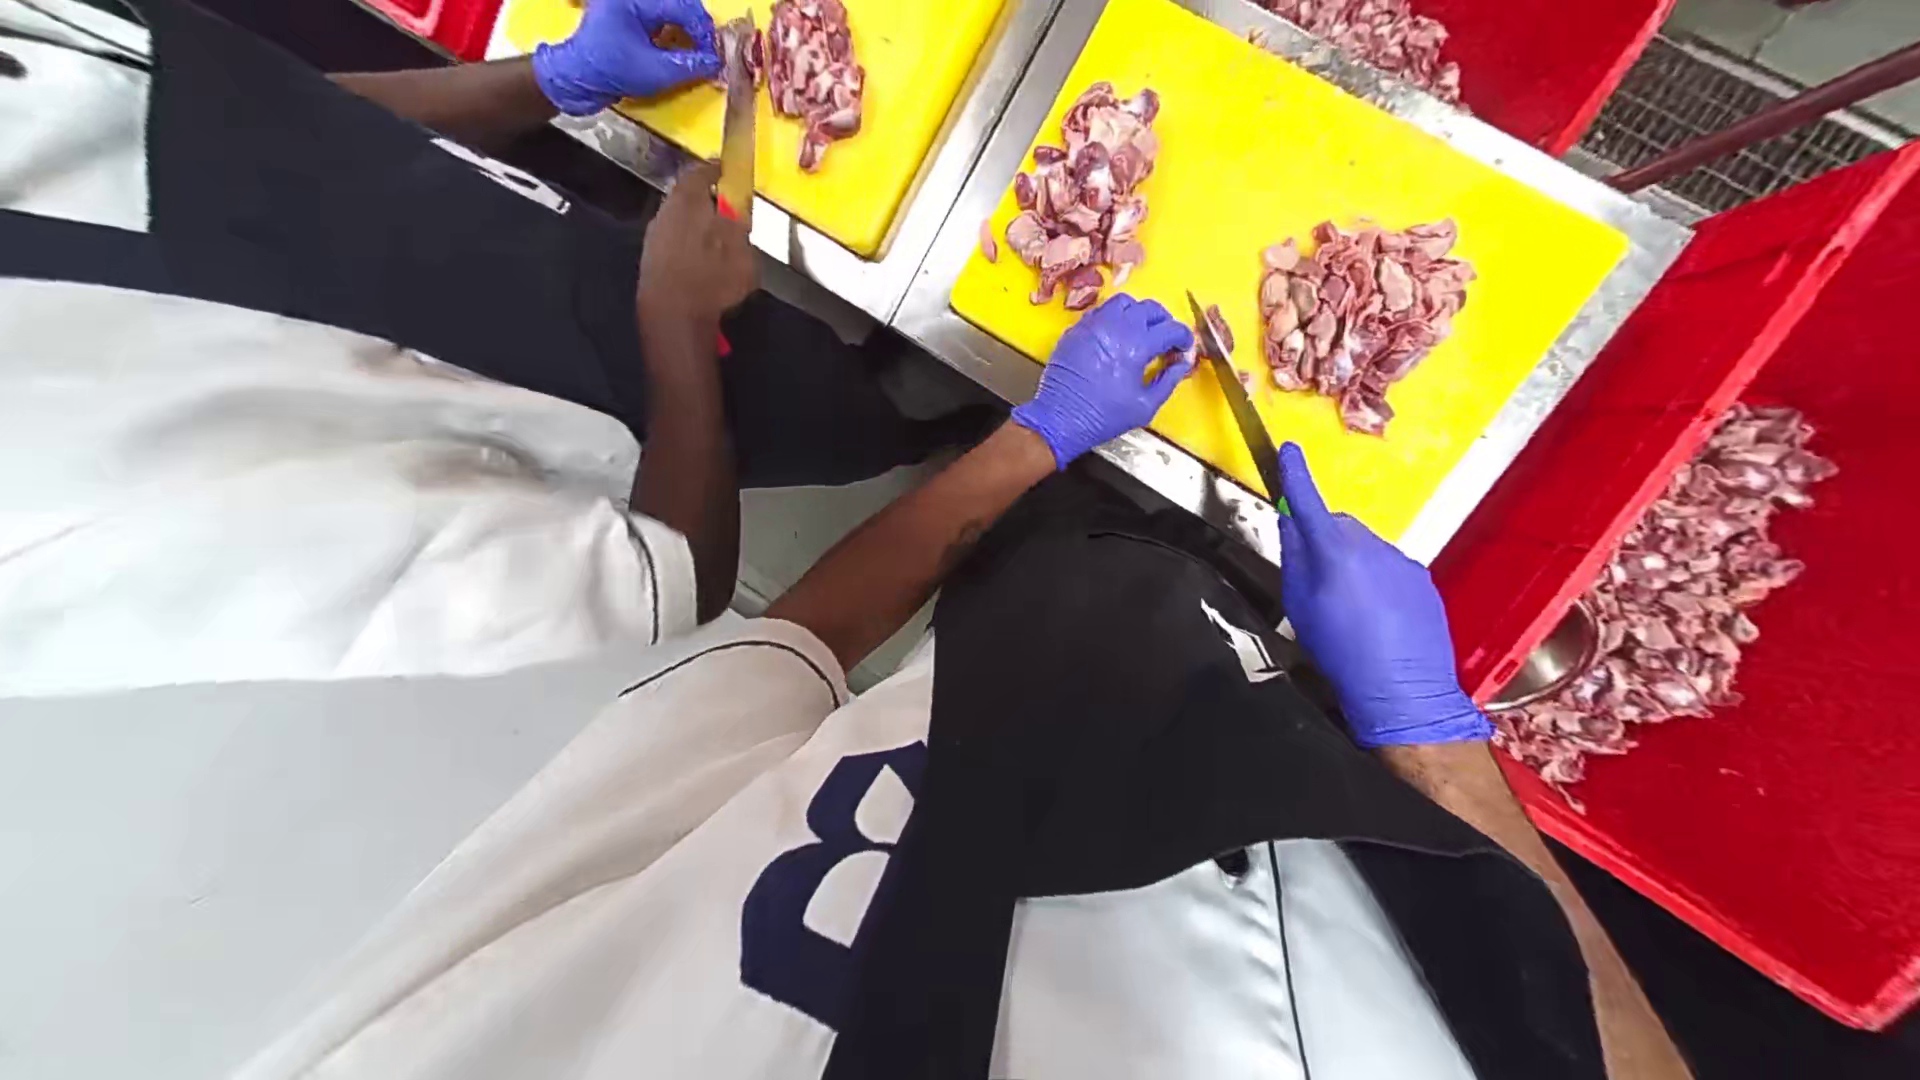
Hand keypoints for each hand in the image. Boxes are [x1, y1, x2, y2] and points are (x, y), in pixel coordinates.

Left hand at [532, 0, 720, 114]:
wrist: (580, 75)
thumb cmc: (612, 70)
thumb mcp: (656, 71)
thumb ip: (689, 65)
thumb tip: (715, 63)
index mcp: (636, 0)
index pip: (683, 7)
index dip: (704, 33)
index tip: (717, 56)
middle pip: (681, 3)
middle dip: (700, 29)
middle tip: (713, 55)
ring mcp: (633, 4)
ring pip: (675, 8)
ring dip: (692, 30)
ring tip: (702, 54)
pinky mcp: (633, 14)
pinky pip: (664, 16)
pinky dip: (679, 31)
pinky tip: (686, 49)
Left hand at [638, 161, 755, 340]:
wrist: (672, 312)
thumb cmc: (712, 276)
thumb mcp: (743, 252)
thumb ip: (741, 231)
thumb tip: (738, 220)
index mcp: (689, 198)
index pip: (702, 171)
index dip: (717, 170)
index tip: (728, 171)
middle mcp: (666, 210)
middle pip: (689, 198)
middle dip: (709, 205)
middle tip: (728, 215)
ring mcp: (655, 236)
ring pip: (682, 223)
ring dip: (699, 231)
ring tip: (719, 248)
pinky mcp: (652, 261)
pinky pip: (677, 247)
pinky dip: (691, 251)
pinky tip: (703, 269)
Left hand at [1011, 294, 1195, 467]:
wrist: (1060, 419)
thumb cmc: (1103, 416)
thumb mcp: (1145, 406)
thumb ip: (1168, 381)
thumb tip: (1182, 364)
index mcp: (1137, 345)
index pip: (1171, 328)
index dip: (1183, 338)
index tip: (1183, 349)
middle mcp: (1116, 327)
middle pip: (1149, 308)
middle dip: (1163, 321)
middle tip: (1164, 339)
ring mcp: (1093, 325)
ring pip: (1123, 303)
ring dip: (1137, 313)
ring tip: (1140, 332)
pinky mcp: (1076, 330)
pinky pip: (1100, 312)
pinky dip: (1114, 318)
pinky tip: (1116, 336)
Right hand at [1276, 442, 1491, 748]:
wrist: (1402, 687)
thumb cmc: (1336, 646)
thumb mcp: (1298, 603)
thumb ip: (1294, 557)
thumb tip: (1290, 522)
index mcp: (1335, 551)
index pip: (1309, 503)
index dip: (1296, 475)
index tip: (1290, 449)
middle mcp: (1372, 546)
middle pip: (1337, 525)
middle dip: (1322, 538)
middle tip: (1311, 577)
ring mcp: (1402, 561)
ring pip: (1362, 546)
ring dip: (1348, 560)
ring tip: (1345, 603)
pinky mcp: (1422, 579)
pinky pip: (1387, 564)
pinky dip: (1372, 576)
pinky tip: (1372, 612)